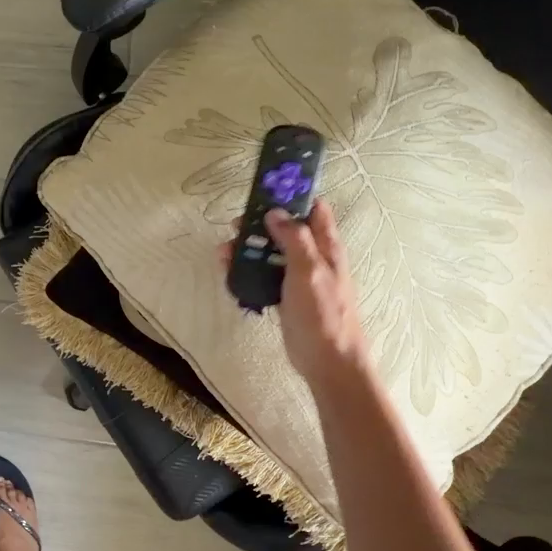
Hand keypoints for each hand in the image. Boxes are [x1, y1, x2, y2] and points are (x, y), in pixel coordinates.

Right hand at [239, 203, 368, 388]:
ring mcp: (297, 277)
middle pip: (284, 229)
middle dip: (259, 223)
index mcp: (326, 247)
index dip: (293, 195)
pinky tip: (229, 273)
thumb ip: (294, 239)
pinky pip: (261, 275)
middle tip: (236, 226)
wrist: (327, 362)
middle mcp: (312, 257)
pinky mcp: (284, 295)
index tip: (267, 188)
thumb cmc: (324, 314)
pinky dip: (245, 271)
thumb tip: (275, 212)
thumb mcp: (309, 271)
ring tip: (224, 253)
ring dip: (247, 248)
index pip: (314, 209)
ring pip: (269, 252)